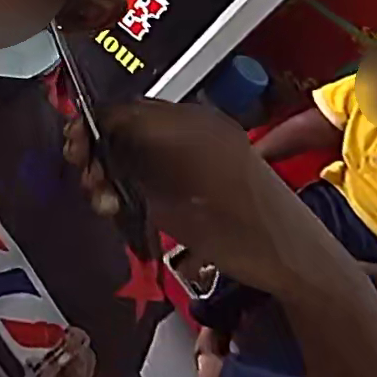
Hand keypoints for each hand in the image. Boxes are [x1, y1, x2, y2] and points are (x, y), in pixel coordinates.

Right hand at [62, 99, 354, 301]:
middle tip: (84, 176)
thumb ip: (132, 169)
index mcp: (188, 123)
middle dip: (97, 148)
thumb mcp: (174, 205)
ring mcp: (198, 142)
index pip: (122, 109)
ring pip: (136, 141)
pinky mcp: (202, 162)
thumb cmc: (241, 234)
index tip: (74, 150)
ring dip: (111, 166)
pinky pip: (155, 153)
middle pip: (125, 123)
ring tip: (104, 198)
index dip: (91, 126)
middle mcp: (191, 124)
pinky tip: (123, 199)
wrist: (302, 266)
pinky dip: (133, 172)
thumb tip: (94, 147)